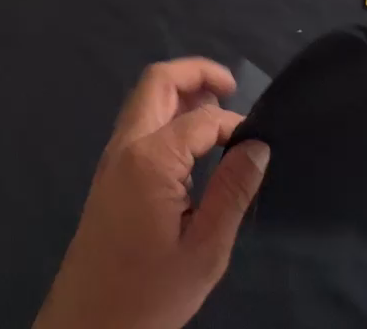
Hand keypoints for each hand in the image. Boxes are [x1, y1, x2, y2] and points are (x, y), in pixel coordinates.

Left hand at [34, 58, 269, 328]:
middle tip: (231, 86)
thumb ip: (233, 190)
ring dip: (179, 91)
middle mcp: (126, 146)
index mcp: (150, 159)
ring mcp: (112, 158)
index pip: (201, 118)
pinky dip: (166, 113)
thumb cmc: (149, 293)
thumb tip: (257, 145)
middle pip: (157, 81)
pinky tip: (191, 139)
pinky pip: (138, 123)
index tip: (257, 145)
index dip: (234, 123)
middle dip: (195, 73)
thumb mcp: (205, 249)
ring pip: (144, 99)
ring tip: (216, 107)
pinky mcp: (109, 175)